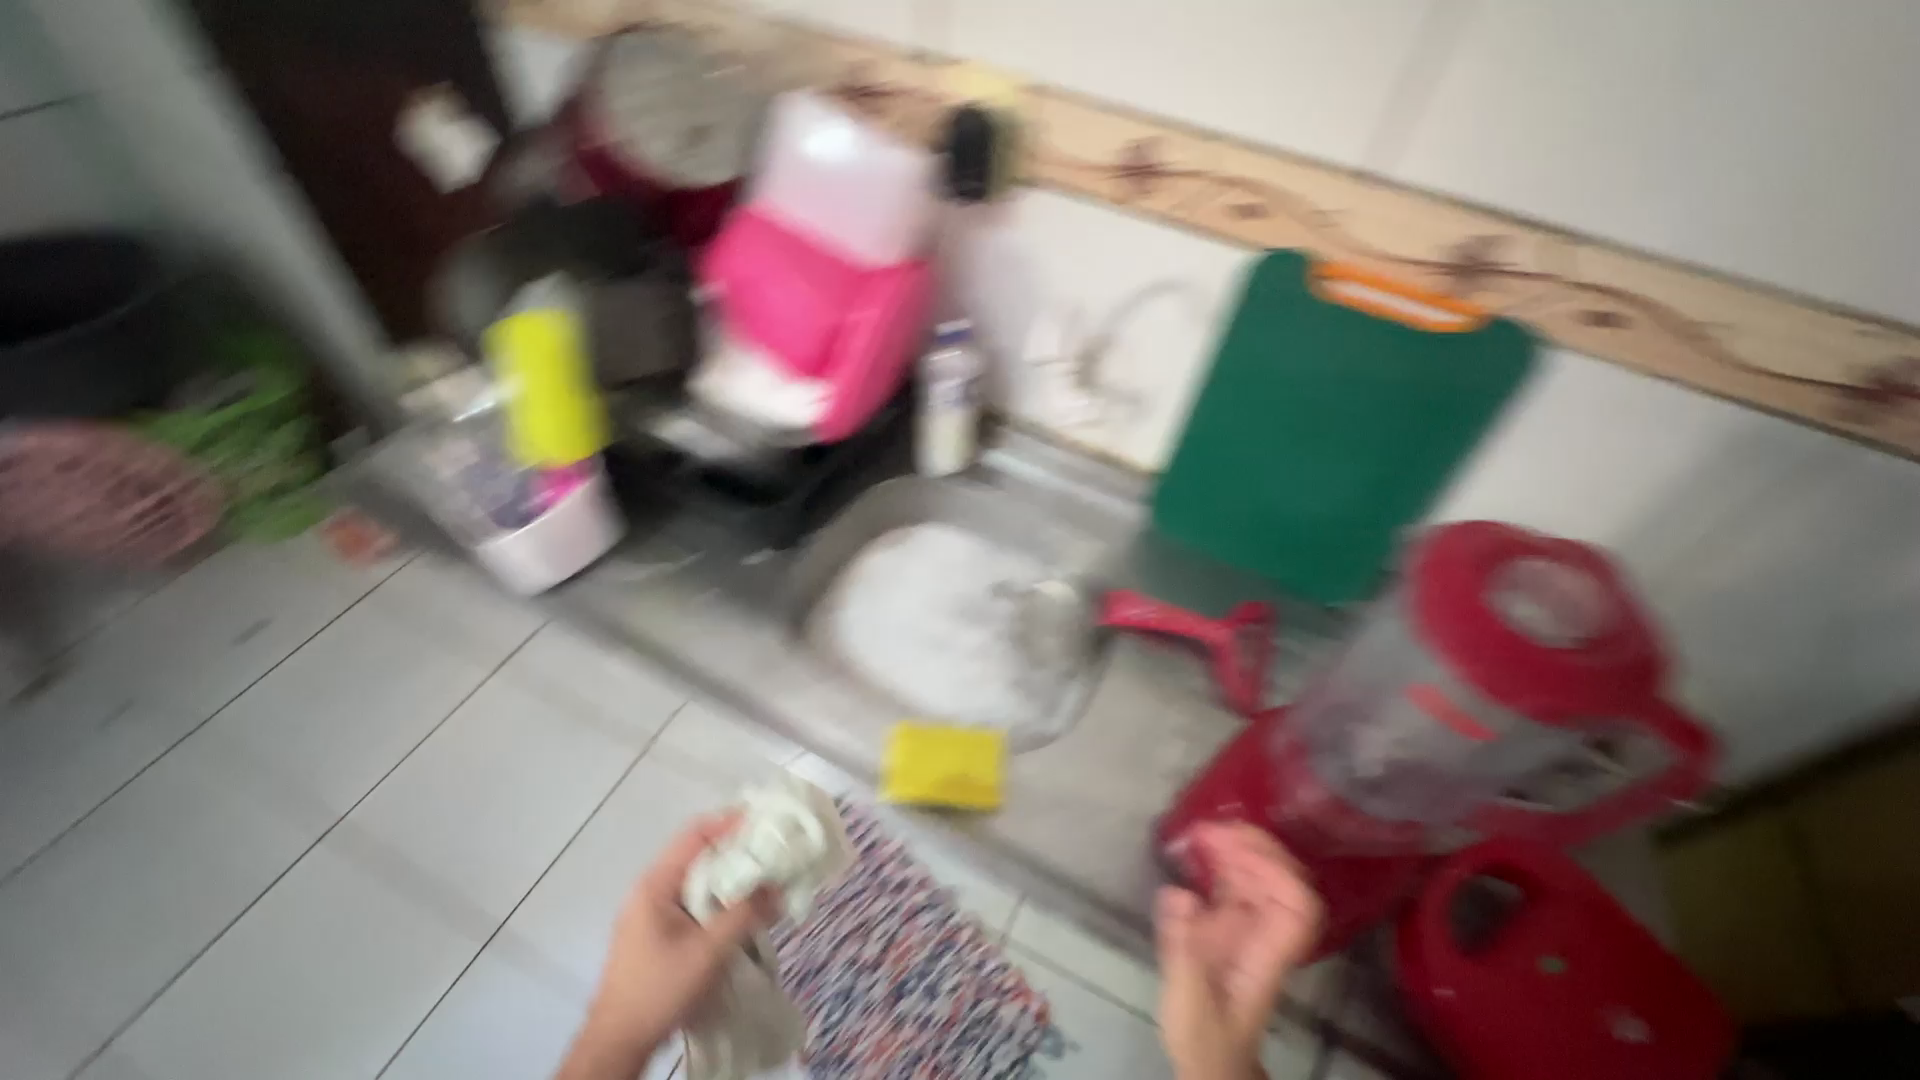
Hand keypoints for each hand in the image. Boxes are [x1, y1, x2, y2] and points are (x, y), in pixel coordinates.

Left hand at [558, 813, 776, 1079]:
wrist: (618, 1042)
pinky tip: (740, 912)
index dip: (730, 823)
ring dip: (729, 878)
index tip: (765, 823)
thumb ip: (745, 914)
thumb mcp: (708, 951)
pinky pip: (692, 902)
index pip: (695, 835)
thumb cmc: (659, 989)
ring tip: (763, 880)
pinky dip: (718, 899)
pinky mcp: (656, 934)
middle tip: (772, 852)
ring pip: (696, 881)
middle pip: (697, 855)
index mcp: (655, 884)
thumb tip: (778, 887)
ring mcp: (650, 913)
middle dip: (736, 851)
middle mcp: (650, 890)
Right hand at [1155, 823, 1322, 1079]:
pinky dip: (1222, 860)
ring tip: (1203, 830)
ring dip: (1238, 847)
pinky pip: (1236, 883)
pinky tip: (1200, 847)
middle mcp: (1266, 934)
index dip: (1275, 871)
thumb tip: (1178, 893)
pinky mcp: (1230, 925)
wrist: (1210, 1063)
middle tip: (1214, 827)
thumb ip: (1183, 950)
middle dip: (1257, 847)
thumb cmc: (1205, 1040)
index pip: (1295, 905)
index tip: (1235, 849)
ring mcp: (1250, 927)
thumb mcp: (1189, 1001)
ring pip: (1261, 877)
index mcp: (1268, 954)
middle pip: (1284, 881)